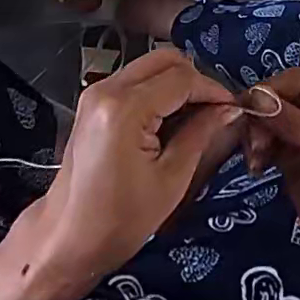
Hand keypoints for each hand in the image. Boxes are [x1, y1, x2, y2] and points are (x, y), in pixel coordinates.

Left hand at [11, 50, 240, 289]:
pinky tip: (171, 118)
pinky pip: (136, 79)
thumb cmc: (119, 220)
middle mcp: (107, 89)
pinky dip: (159, 89)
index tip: (234, 107)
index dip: (213, 90)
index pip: (182, 79)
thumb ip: (201, 134)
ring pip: (150, 65)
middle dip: (196, 79)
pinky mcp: (93, 101)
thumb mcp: (171, 180)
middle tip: (216, 109)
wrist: (65, 240)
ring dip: (177, 82)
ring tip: (197, 115)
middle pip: (165, 59)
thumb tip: (228, 108)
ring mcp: (96, 92)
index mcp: (125, 108)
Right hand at [243, 67, 299, 268]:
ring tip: (255, 160)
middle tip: (252, 141)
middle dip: (262, 116)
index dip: (274, 89)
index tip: (250, 106)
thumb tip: (257, 95)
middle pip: (281, 100)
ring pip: (270, 123)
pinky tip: (256, 167)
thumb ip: (295, 123)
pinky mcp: (291, 163)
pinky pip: (267, 145)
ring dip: (257, 135)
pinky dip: (257, 151)